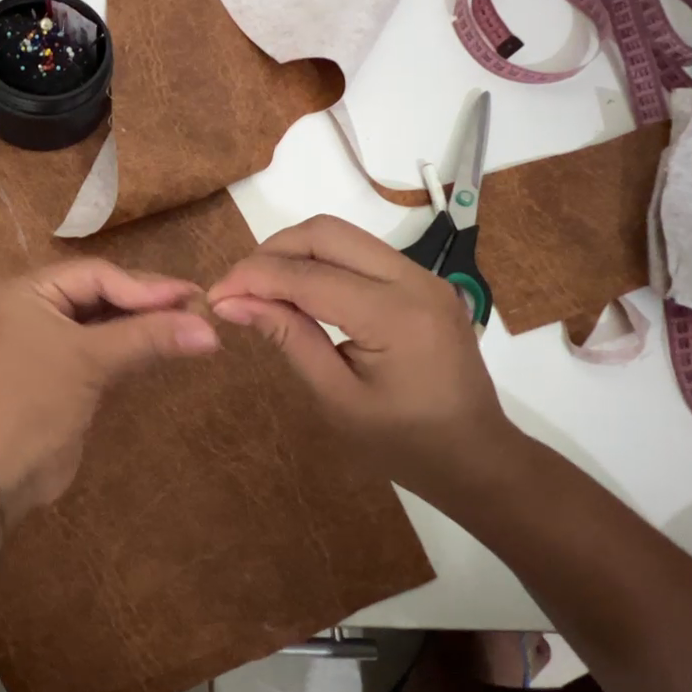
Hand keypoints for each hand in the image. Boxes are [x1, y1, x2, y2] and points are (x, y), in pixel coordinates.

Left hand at [0, 259, 219, 540]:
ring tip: (193, 323)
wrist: (1, 474)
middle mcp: (36, 307)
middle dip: (148, 302)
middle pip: (101, 293)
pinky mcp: (64, 371)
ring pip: (105, 321)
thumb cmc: (36, 402)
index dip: (145, 286)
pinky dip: (133, 346)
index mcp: (29, 291)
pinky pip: (103, 347)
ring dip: (145, 324)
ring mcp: (49, 340)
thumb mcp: (90, 361)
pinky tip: (167, 345)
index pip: (96, 274)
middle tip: (200, 306)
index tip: (192, 296)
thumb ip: (148, 337)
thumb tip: (211, 328)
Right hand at [206, 215, 518, 498]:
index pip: (307, 276)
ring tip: (262, 290)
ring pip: (341, 234)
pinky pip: (358, 251)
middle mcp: (414, 280)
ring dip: (293, 252)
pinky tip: (298, 292)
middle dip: (271, 252)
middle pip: (325, 233)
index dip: (253, 278)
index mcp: (395, 316)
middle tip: (238, 289)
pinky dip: (318, 261)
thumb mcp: (336, 399)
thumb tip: (230, 302)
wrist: (477, 458)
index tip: (214, 296)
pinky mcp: (421, 280)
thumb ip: (287, 339)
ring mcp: (423, 275)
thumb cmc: (404, 443)